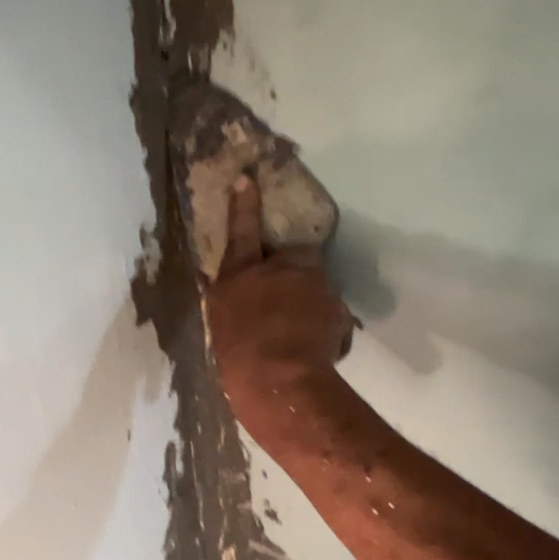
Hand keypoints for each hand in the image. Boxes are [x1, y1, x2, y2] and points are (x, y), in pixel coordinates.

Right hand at [204, 173, 355, 402]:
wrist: (279, 381)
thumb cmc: (238, 359)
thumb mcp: (221, 327)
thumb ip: (230, 304)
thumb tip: (234, 296)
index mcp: (239, 275)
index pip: (242, 233)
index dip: (244, 206)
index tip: (247, 178)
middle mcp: (278, 269)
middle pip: (294, 256)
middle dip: (294, 270)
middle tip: (287, 299)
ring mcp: (312, 284)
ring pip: (315, 285)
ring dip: (311, 301)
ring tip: (301, 335)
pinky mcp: (337, 305)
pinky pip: (332, 313)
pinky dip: (327, 326)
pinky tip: (318, 348)